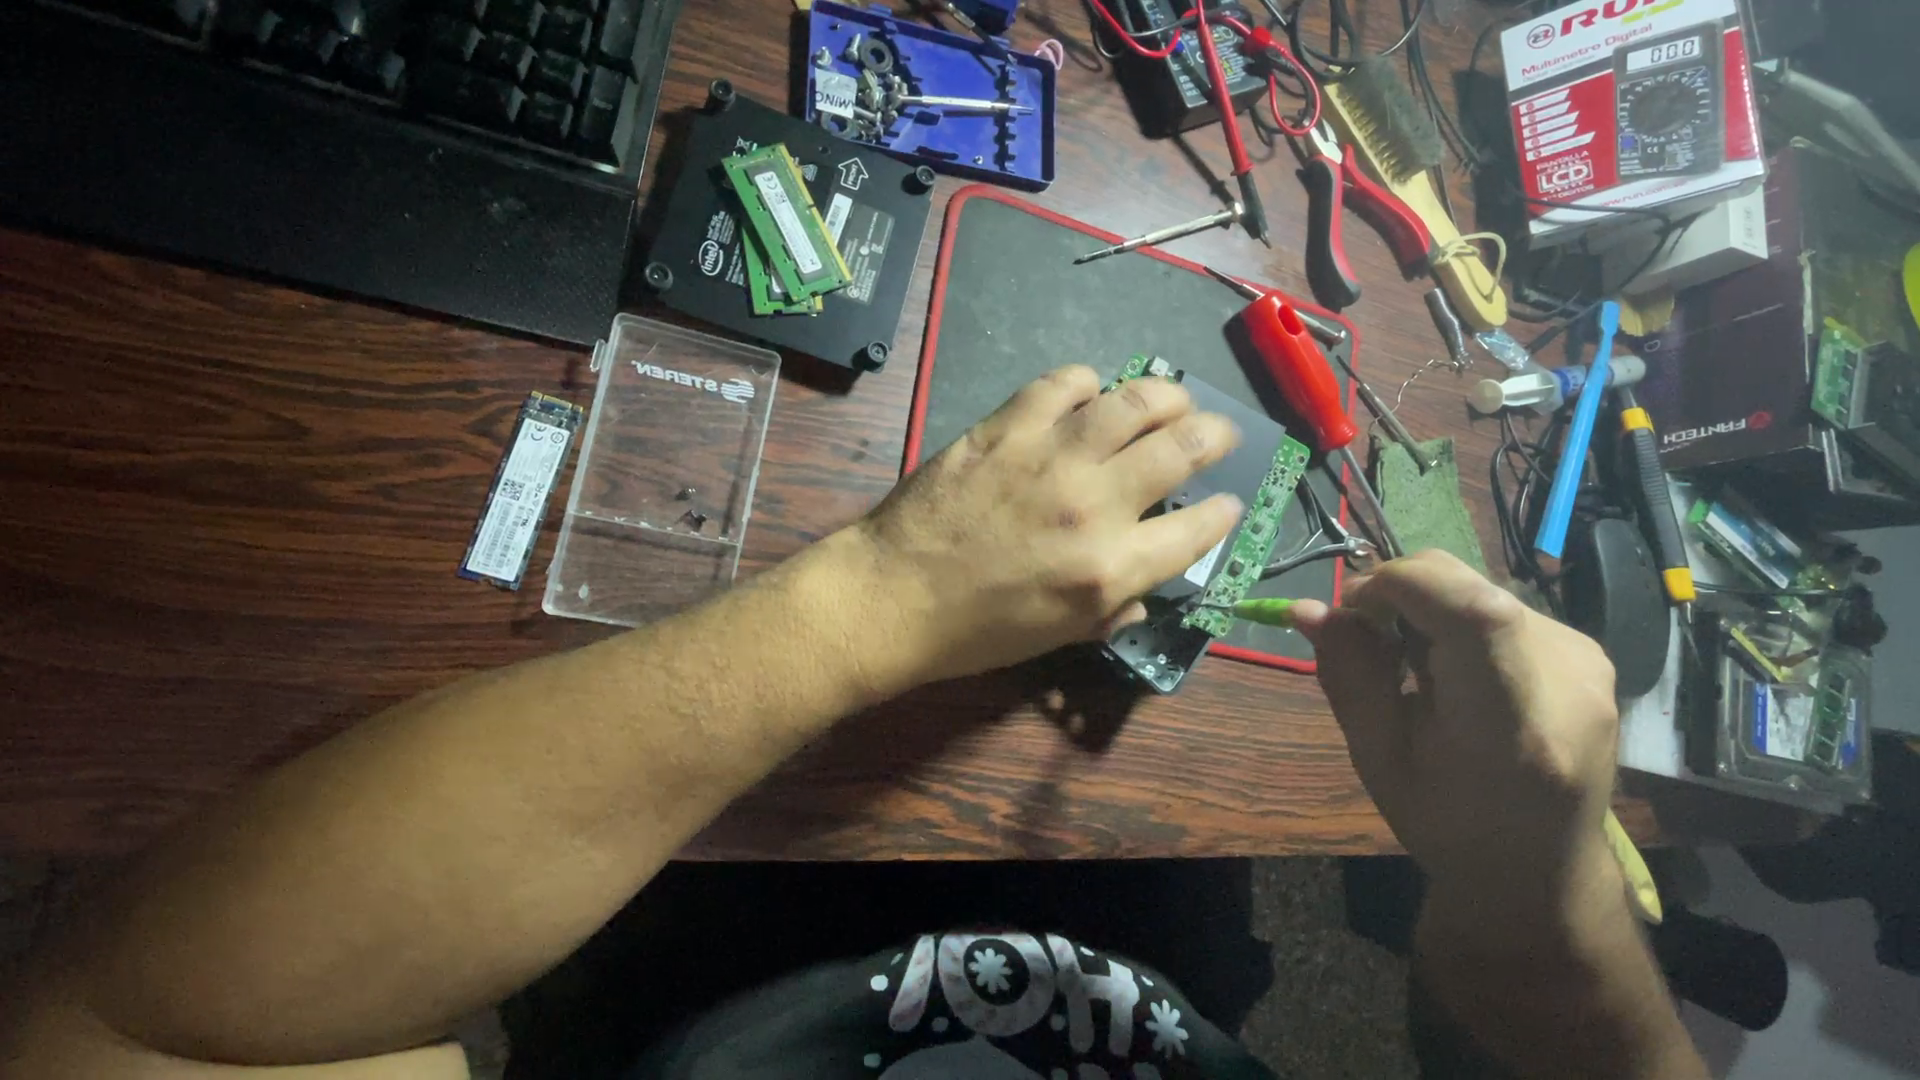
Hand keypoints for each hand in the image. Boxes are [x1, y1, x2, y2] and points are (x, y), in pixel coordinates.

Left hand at [846, 365, 1242, 685]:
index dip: (1222, 513)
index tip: (1227, 503)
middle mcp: (1094, 504)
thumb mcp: (1059, 638)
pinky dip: (1085, 382)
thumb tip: (1145, 585)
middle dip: (1216, 435)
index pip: (1197, 529)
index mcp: (1111, 568)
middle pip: (1182, 448)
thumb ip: (1115, 607)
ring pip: (1132, 401)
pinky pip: (1061, 383)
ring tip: (1171, 400)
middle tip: (1217, 433)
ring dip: (1166, 395)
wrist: (893, 597)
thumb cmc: (976, 632)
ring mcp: (1049, 457)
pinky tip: (1089, 393)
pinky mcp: (1006, 428)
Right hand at [1290, 551, 1623, 933]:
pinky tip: (1449, 672)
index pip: (1471, 607)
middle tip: (1368, 643)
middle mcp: (1564, 674)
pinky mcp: (1585, 650)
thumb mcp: (1377, 757)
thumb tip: (1307, 608)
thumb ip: (1348, 675)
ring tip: (1411, 669)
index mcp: (1510, 720)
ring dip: (1423, 609)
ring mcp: (1584, 657)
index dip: (1396, 586)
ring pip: (1474, 586)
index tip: (1351, 615)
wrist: (1540, 869)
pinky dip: (1453, 621)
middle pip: (1465, 582)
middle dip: (1397, 594)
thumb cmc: (1446, 823)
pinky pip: (1497, 604)